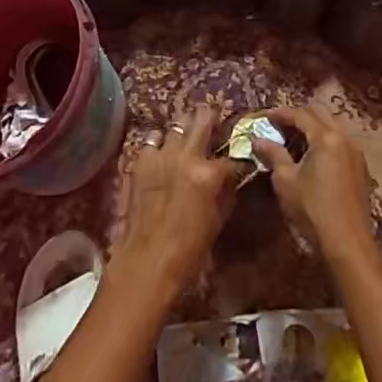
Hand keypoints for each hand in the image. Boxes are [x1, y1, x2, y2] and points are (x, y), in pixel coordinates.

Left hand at [113, 106, 237, 297]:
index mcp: (209, 173)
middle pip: (203, 120)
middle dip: (212, 119)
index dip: (238, 160)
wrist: (146, 262)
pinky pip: (152, 139)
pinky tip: (163, 150)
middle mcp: (186, 156)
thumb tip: (233, 178)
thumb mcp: (217, 221)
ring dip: (186, 127)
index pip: (232, 158)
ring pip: (177, 125)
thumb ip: (227, 192)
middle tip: (215, 121)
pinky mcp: (141, 162)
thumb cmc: (188, 249)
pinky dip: (160, 141)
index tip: (240, 161)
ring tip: (188, 133)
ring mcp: (161, 156)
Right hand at [254, 106, 373, 253]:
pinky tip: (313, 155)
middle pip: (320, 114)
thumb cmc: (312, 210)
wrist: (348, 242)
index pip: (301, 115)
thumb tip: (258, 139)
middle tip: (279, 125)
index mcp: (326, 138)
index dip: (281, 113)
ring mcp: (356, 151)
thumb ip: (273, 155)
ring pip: (333, 126)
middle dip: (299, 116)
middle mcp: (345, 137)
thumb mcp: (286, 181)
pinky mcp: (360, 166)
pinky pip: (341, 141)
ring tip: (294, 140)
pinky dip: (326, 139)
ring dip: (314, 127)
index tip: (265, 116)